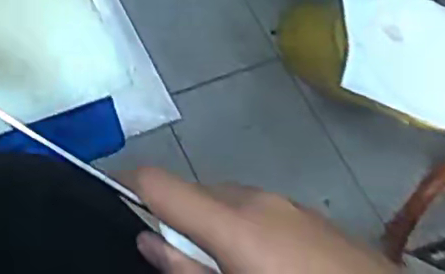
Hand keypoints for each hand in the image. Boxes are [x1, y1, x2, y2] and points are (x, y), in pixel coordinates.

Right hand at [125, 167, 398, 273]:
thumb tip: (148, 242)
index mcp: (231, 221)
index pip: (154, 179)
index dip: (126, 185)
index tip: (115, 203)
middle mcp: (256, 199)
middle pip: (194, 192)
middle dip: (183, 222)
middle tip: (192, 267)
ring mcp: (296, 208)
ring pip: (232, 204)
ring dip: (223, 231)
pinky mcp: (329, 224)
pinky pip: (271, 217)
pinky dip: (259, 237)